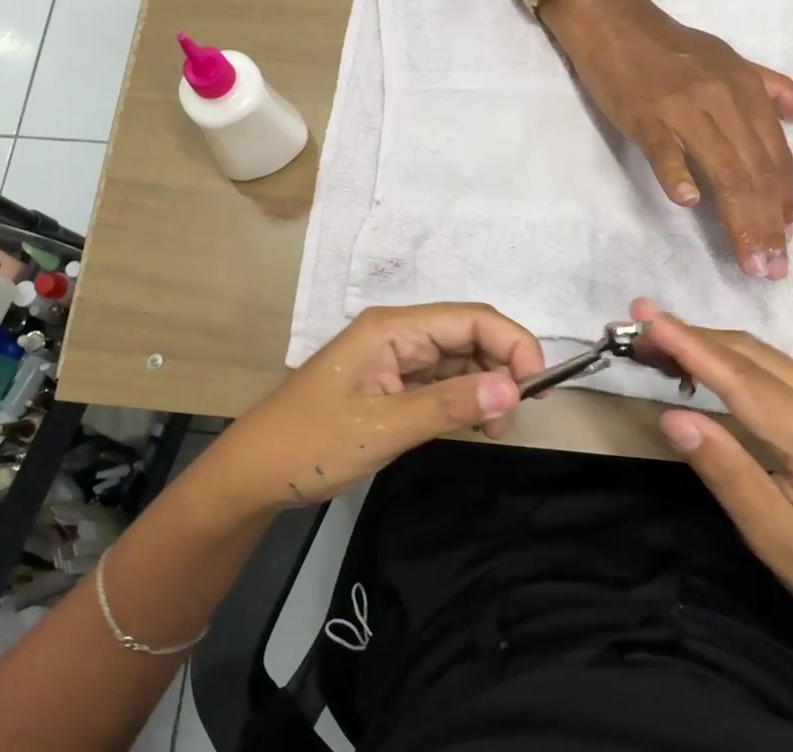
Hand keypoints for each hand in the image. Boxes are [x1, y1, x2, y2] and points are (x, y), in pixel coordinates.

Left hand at [194, 304, 545, 513]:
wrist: (254, 473)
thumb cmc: (312, 444)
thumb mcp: (385, 427)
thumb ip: (450, 405)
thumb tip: (514, 389)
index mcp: (393, 328)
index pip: (472, 318)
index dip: (513, 343)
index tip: (537, 387)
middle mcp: (397, 334)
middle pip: (469, 335)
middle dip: (502, 367)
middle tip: (513, 416)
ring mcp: (393, 360)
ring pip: (458, 360)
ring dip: (485, 387)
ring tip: (493, 428)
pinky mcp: (391, 385)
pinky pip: (440, 382)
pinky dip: (463, 400)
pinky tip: (474, 425)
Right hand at [549, 0, 792, 279]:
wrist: (615, 21)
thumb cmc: (670, 47)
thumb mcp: (731, 61)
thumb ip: (774, 90)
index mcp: (745, 91)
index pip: (775, 155)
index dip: (784, 200)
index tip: (787, 240)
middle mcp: (723, 101)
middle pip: (754, 171)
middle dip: (767, 223)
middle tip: (772, 268)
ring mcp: (683, 109)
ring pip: (721, 169)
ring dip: (738, 219)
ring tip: (748, 260)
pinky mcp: (645, 116)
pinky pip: (666, 148)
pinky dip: (677, 175)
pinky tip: (688, 204)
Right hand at [629, 299, 792, 665]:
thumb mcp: (779, 544)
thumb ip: (729, 475)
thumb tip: (674, 417)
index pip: (746, 382)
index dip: (692, 346)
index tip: (645, 317)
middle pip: (757, 357)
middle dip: (693, 337)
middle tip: (634, 330)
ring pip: (770, 359)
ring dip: (712, 346)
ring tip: (656, 344)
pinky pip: (783, 374)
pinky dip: (736, 363)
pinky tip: (705, 367)